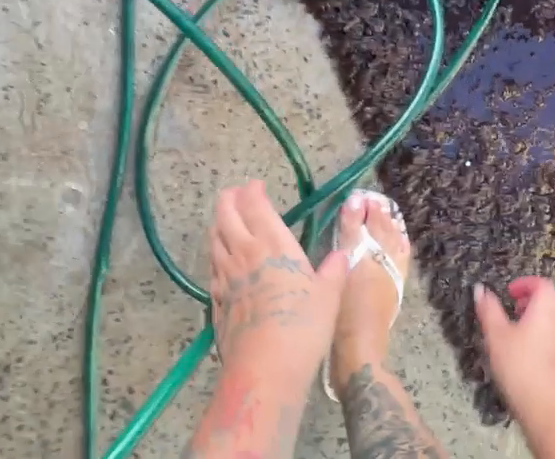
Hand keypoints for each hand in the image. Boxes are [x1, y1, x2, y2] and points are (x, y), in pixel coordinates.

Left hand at [208, 181, 350, 393]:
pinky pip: (212, 266)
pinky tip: (223, 262)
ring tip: (228, 221)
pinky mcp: (216, 299)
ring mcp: (225, 275)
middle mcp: (243, 251)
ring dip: (219, 224)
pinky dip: (216, 254)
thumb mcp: (329, 296)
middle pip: (225, 214)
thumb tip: (341, 256)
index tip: (257, 185)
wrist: (265, 369)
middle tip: (237, 194)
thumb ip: (333, 271)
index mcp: (271, 242)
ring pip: (214, 238)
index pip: (254, 203)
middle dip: (229, 198)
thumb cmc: (303, 326)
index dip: (252, 190)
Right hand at [474, 277, 554, 428]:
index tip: (509, 292)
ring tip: (518, 332)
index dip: (525, 283)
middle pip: (552, 300)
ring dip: (539, 319)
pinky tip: (528, 355)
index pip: (542, 284)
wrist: (552, 414)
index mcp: (546, 309)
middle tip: (514, 308)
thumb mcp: (496, 337)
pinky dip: (545, 337)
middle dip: (533, 300)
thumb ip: (488, 310)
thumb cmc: (521, 369)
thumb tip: (480, 288)